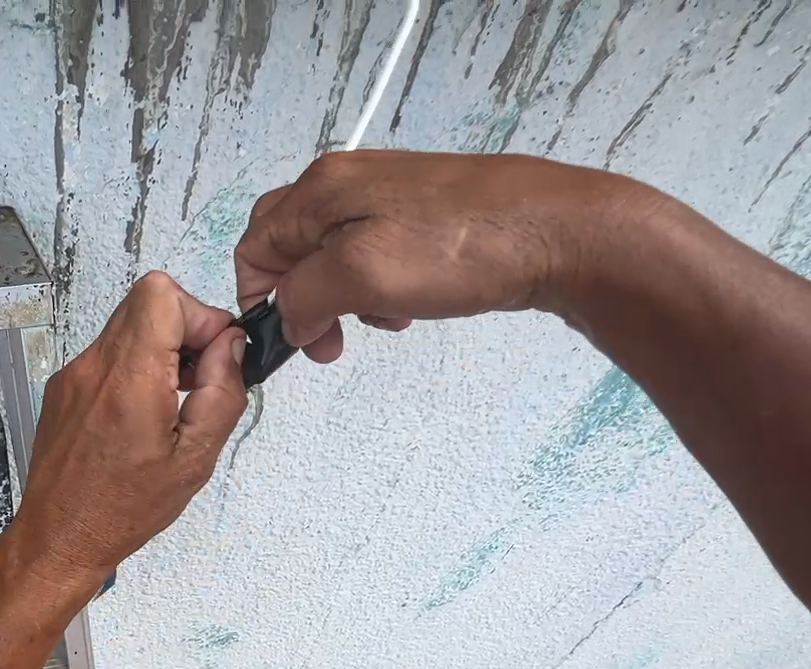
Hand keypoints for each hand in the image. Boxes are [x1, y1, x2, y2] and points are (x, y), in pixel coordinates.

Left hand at [8, 272, 248, 583]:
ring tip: (169, 404)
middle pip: (146, 302)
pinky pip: (107, 356)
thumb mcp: (194, 459)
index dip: (199, 316)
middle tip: (195, 381)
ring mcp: (72, 375)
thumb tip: (231, 344)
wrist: (61, 536)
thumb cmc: (123, 509)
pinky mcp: (62, 388)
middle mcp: (93, 367)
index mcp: (128, 378)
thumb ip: (222, 392)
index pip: (161, 295)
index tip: (212, 358)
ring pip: (127, 327)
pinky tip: (139, 417)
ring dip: (159, 351)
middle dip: (184, 331)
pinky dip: (133, 370)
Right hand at [233, 150, 657, 361]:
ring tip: (376, 324)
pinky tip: (402, 309)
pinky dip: (371, 292)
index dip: (259, 298)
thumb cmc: (454, 250)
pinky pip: (368, 259)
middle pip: (287, 253)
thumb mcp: (356, 276)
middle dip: (299, 302)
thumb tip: (290, 321)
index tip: (291, 337)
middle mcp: (344, 184)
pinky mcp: (416, 215)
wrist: (557, 233)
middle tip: (327, 341)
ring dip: (338, 301)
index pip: (253, 248)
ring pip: (327, 260)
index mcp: (319, 190)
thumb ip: (300, 299)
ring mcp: (383, 197)